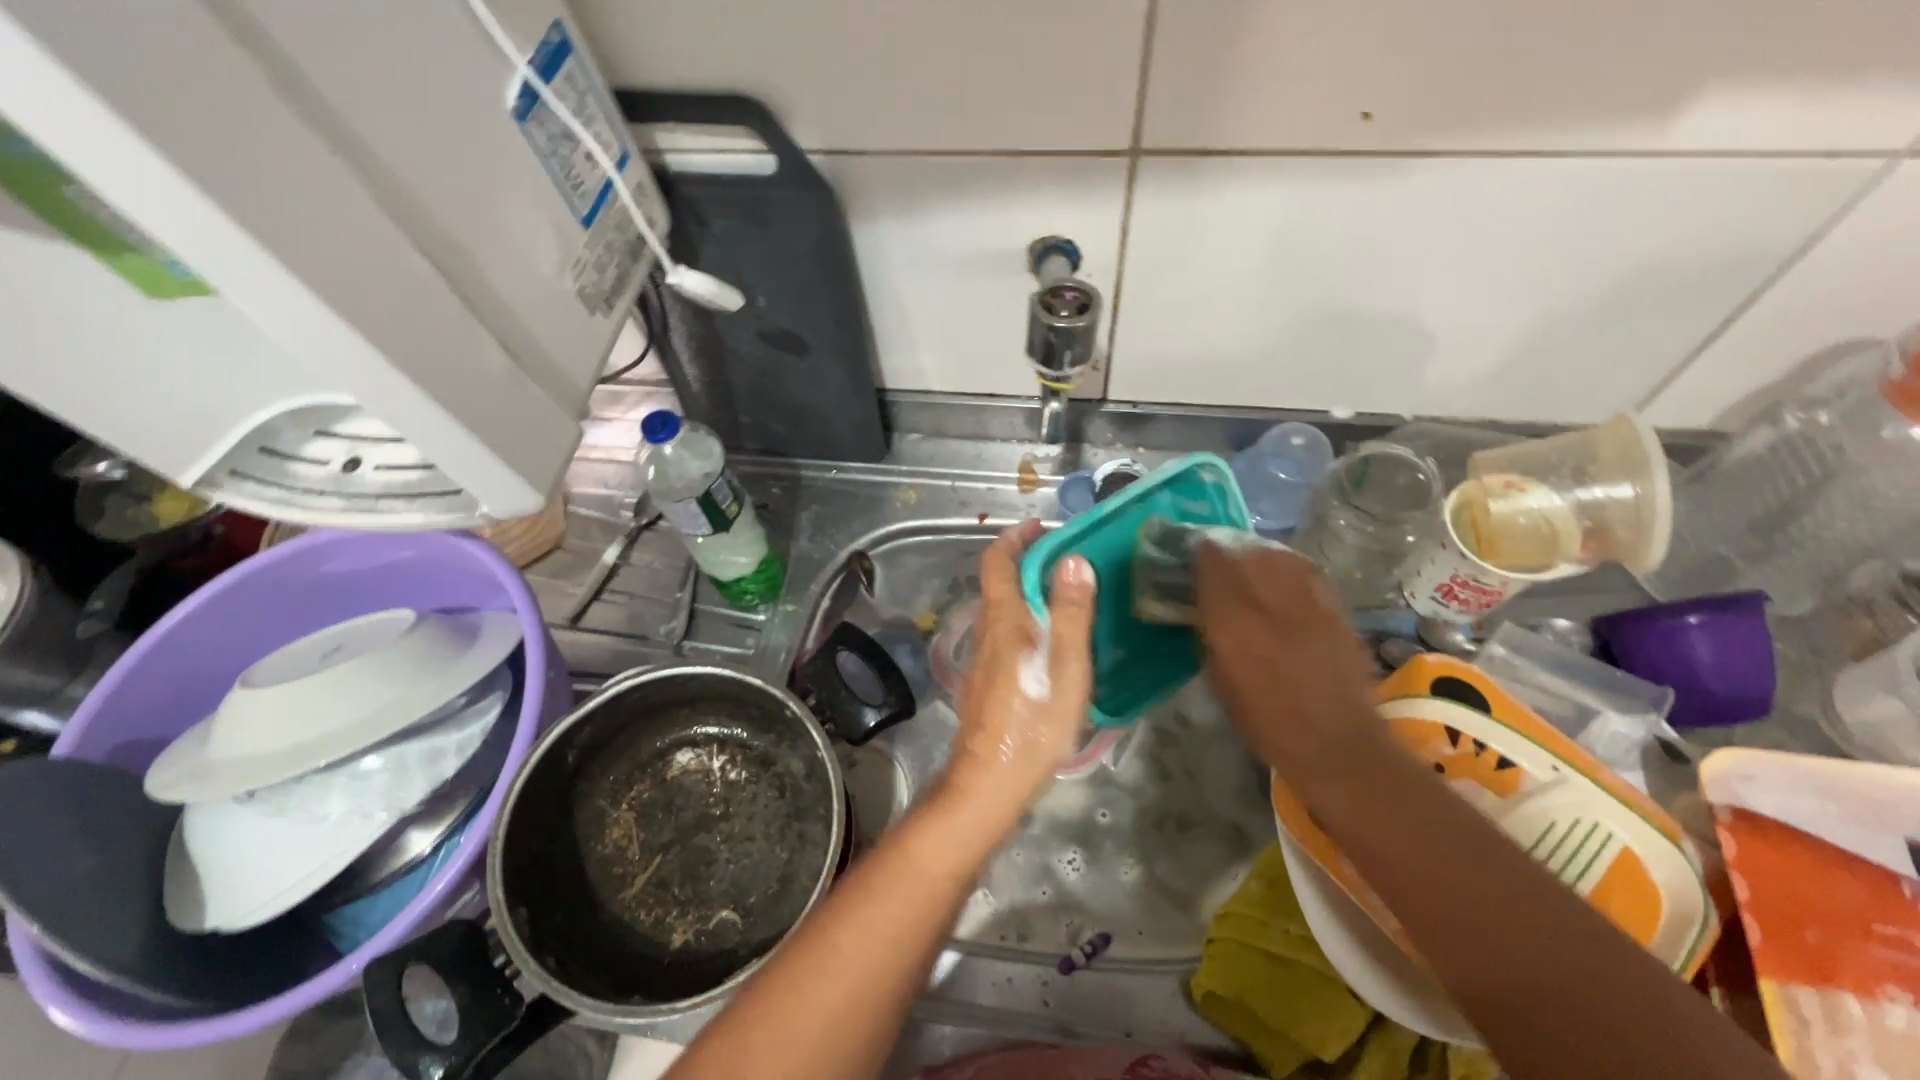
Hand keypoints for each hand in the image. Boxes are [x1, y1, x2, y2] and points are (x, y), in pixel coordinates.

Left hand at [940, 520, 1096, 818]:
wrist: (990, 780)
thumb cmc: (1034, 720)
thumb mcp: (1065, 664)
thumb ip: (1070, 612)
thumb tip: (1072, 560)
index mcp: (1004, 620)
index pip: (997, 561)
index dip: (1015, 538)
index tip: (1041, 526)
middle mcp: (986, 632)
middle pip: (998, 585)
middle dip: (1026, 564)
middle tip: (1067, 561)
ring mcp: (981, 660)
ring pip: (1001, 612)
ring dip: (1026, 595)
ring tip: (1067, 599)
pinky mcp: (984, 685)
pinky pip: (1004, 637)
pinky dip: (1025, 623)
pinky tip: (1051, 646)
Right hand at [1195, 541, 1385, 788]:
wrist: (1335, 742)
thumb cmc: (1266, 722)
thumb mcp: (1219, 682)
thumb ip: (1211, 637)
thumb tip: (1207, 611)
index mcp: (1232, 625)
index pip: (1213, 567)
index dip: (1202, 555)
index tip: (1194, 554)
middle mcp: (1269, 603)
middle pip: (1245, 555)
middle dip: (1230, 553)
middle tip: (1220, 559)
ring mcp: (1307, 602)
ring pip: (1278, 558)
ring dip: (1260, 556)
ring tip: (1252, 562)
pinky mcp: (1335, 608)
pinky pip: (1306, 572)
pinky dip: (1290, 567)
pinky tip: (1284, 575)